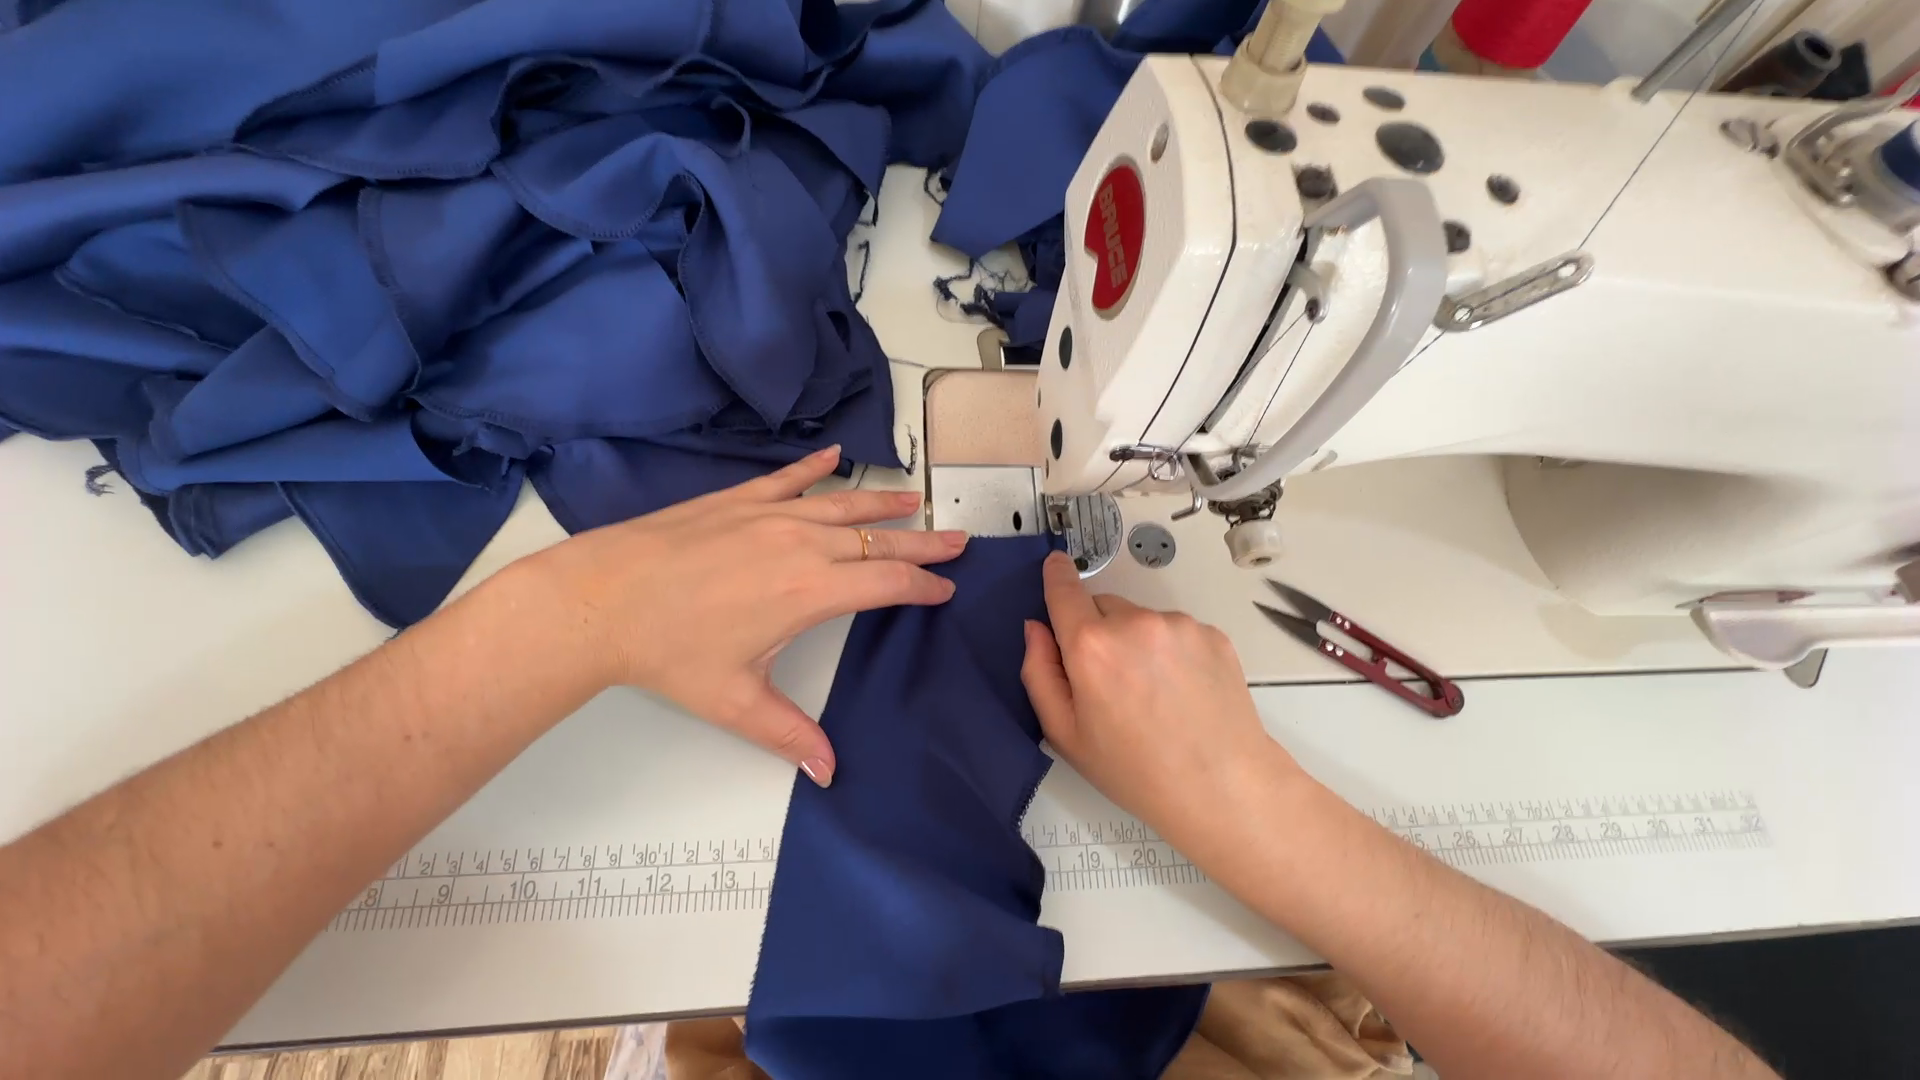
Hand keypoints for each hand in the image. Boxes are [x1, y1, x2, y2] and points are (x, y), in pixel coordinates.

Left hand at [526, 446, 965, 785]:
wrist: (600, 599)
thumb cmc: (668, 650)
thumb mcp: (735, 700)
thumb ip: (789, 734)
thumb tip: (828, 774)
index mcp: (811, 590)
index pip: (888, 585)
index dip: (924, 587)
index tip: (946, 590)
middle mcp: (801, 544)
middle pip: (879, 542)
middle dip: (924, 544)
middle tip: (958, 540)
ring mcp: (769, 515)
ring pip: (844, 506)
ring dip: (884, 504)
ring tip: (915, 501)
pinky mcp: (737, 500)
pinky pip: (788, 478)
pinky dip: (815, 467)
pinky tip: (834, 457)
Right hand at [1020, 552, 1299, 846]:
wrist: (1223, 787)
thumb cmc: (1137, 770)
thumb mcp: (1065, 734)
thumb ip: (1039, 672)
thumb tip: (1036, 629)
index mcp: (1091, 647)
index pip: (1064, 590)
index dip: (1055, 575)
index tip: (1055, 564)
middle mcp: (1134, 623)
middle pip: (1102, 606)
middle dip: (1098, 631)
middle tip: (1111, 682)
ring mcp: (1178, 625)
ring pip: (1140, 619)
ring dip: (1137, 641)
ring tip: (1153, 693)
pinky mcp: (1212, 633)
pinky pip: (1175, 630)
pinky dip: (1170, 650)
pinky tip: (1181, 691)